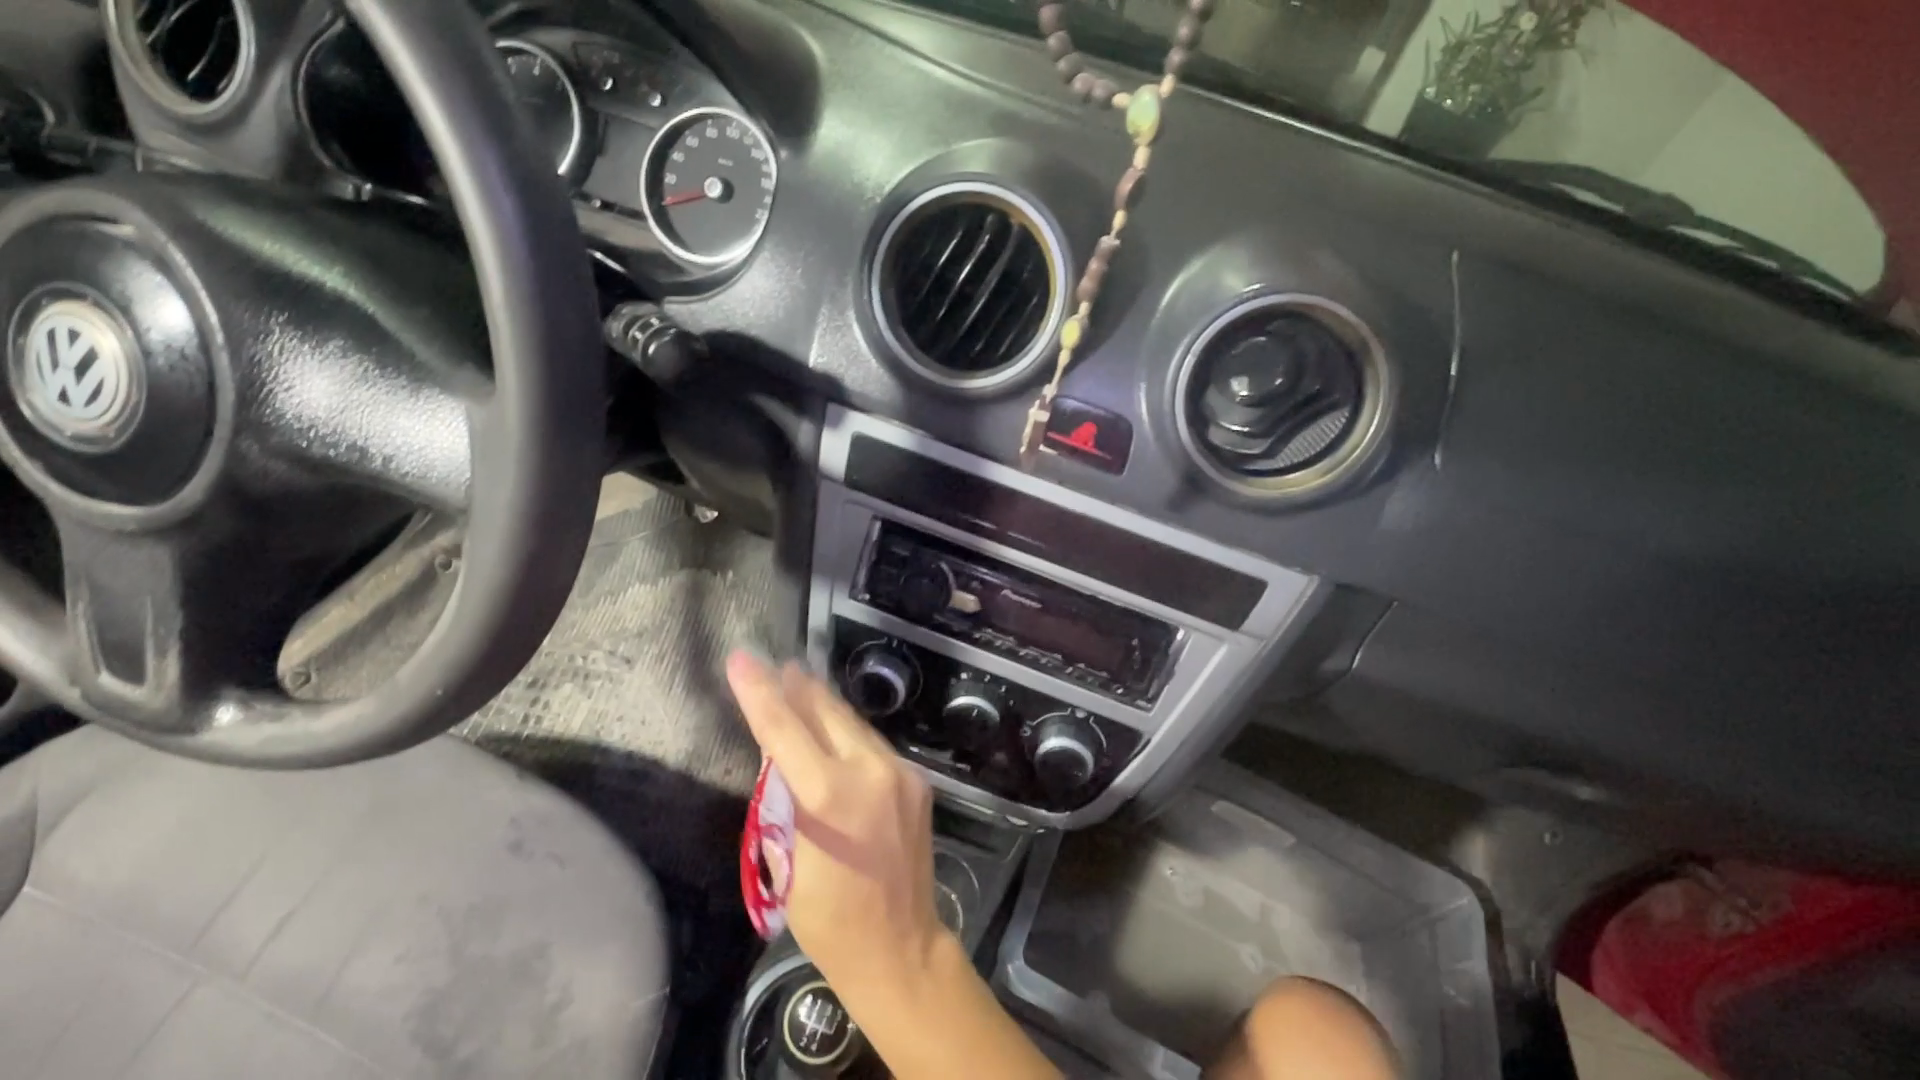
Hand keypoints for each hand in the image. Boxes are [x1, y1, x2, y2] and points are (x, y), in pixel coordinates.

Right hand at [727, 652, 944, 991]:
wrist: (898, 948)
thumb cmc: (828, 920)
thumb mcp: (785, 861)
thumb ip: (784, 800)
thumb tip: (780, 757)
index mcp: (830, 797)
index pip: (785, 730)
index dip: (759, 692)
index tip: (741, 658)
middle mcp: (871, 773)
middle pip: (826, 713)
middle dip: (796, 687)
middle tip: (772, 664)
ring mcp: (901, 775)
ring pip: (853, 724)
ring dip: (823, 705)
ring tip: (798, 683)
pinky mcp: (917, 783)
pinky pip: (873, 746)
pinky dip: (847, 733)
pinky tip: (833, 729)